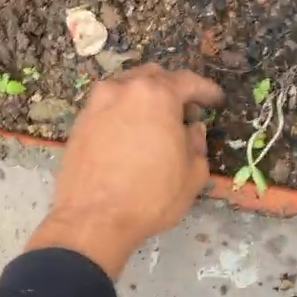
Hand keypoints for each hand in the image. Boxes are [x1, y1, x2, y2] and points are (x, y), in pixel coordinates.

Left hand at [25, 65, 223, 277]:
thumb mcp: (192, 174)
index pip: (188, 81)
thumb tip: (192, 130)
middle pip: (154, 77)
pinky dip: (125, 112)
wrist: (94, 219)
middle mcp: (124, 89)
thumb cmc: (151, 196)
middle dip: (173, 90)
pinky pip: (110, 106)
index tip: (216, 101)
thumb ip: (197, 144)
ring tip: (157, 122)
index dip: (206, 91)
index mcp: (156, 95)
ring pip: (127, 88)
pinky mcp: (80, 122)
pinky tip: (133, 134)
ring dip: (146, 99)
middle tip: (186, 111)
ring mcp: (97, 103)